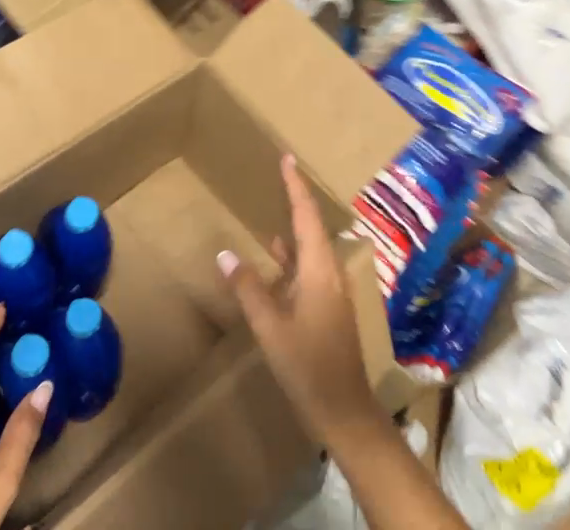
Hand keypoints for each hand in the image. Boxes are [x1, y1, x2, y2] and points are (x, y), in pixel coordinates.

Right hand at [217, 154, 375, 441]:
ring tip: (272, 213)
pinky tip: (275, 262)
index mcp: (320, 271)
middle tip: (278, 177)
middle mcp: (330, 274)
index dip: (296, 187)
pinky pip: (308, 271)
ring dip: (293, 232)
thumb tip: (225, 253)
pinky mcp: (328, 309)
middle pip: (312, 229)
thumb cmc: (307, 366)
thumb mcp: (270, 327)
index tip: (288, 159)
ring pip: (311, 252)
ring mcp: (331, 293)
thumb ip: (248, 289)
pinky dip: (291, 260)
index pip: (306, 218)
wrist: (344, 410)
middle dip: (296, 203)